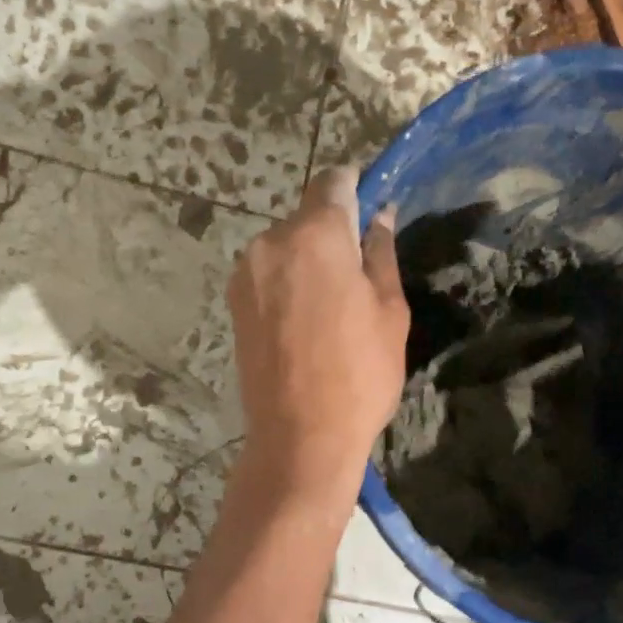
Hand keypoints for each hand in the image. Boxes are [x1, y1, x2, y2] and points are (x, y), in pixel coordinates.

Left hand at [225, 167, 408, 501]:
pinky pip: (266, 279)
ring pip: (283, 250)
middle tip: (357, 281)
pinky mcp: (233, 307)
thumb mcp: (389, 312)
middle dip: (331, 237)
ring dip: (306, 264)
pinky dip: (286, 288)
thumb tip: (380, 217)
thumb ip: (380, 255)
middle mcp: (269, 243)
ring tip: (329, 314)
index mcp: (314, 235)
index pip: (334, 183)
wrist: (300, 439)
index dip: (356, 191)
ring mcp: (244, 277)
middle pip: (306, 220)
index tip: (370, 214)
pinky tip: (304, 328)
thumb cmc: (359, 376)